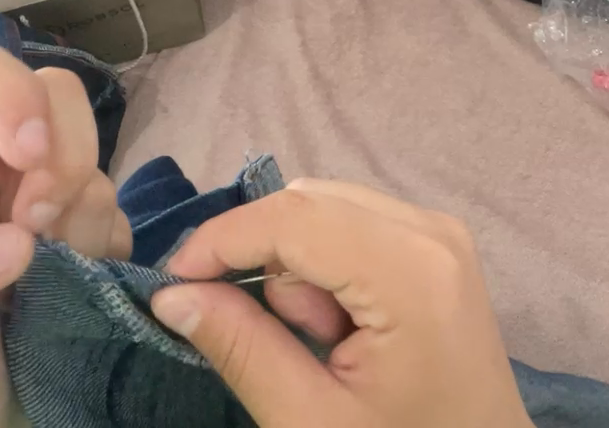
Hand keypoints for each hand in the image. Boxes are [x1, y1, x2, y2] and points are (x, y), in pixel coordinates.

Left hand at [0, 43, 130, 427]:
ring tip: (53, 279)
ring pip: (93, 152)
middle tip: (46, 225)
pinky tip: (79, 290)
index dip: (7, 89)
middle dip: (65, 150)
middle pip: (52, 93)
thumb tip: (9, 241)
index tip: (30, 153)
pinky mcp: (91, 233)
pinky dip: (110, 245)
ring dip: (85, 212)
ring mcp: (46, 199)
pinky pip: (121, 209)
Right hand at [148, 180, 532, 427]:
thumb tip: (172, 293)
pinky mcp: (434, 235)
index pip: (295, 218)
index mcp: (411, 271)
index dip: (223, 239)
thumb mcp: (313, 422)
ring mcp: (437, 225)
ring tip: (330, 342)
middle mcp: (429, 226)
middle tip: (292, 341)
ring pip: (325, 206)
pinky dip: (326, 263)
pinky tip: (346, 323)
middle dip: (271, 262)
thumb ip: (242, 347)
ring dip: (300, 267)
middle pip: (309, 202)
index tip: (172, 282)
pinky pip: (350, 219)